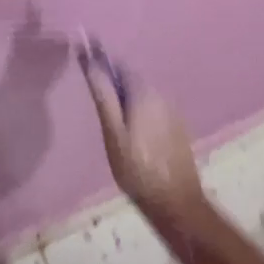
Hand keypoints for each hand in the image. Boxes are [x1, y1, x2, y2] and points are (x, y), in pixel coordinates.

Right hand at [80, 51, 204, 219]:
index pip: (117, 64)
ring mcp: (173, 110)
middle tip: (99, 106)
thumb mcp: (112, 132)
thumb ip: (103, 94)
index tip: (85, 67)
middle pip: (131, 78)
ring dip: (128, 99)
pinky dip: (140, 112)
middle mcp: (162, 93)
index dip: (100, 63)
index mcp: (144, 90)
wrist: (176, 204)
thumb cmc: (137, 169)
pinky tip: (134, 134)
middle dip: (114, 84)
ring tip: (114, 123)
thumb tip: (90, 59)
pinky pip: (153, 108)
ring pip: (143, 94)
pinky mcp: (178, 127)